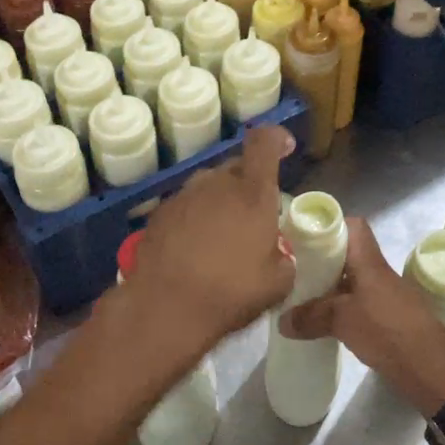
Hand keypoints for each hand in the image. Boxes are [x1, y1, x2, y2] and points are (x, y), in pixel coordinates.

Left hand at [119, 125, 296, 358]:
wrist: (165, 306)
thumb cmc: (231, 292)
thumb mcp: (278, 283)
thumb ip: (283, 257)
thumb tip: (277, 253)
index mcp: (252, 193)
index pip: (264, 143)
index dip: (276, 138)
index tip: (284, 146)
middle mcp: (217, 184)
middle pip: (236, 168)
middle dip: (248, 184)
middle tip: (252, 218)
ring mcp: (184, 196)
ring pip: (209, 187)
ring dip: (219, 203)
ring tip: (221, 238)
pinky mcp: (159, 214)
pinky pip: (185, 206)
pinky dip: (194, 219)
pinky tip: (193, 249)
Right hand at [280, 218, 444, 414]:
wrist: (430, 369)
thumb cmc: (386, 331)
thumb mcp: (342, 321)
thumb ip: (310, 317)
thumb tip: (283, 321)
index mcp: (370, 262)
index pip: (354, 227)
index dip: (331, 225)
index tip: (306, 237)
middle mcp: (380, 274)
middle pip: (350, 255)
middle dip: (324, 260)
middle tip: (297, 271)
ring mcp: (387, 297)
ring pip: (355, 281)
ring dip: (333, 287)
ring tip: (305, 298)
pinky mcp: (391, 319)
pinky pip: (362, 303)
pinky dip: (344, 308)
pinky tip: (328, 323)